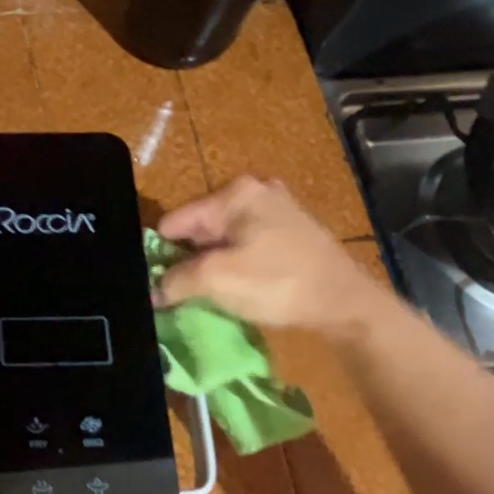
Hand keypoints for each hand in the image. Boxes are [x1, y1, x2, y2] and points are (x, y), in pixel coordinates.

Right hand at [154, 175, 395, 339]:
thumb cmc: (276, 283)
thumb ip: (175, 281)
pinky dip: (234, 265)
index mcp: (234, 193)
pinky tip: (237, 288)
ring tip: (208, 294)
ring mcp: (275, 210)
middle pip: (197, 228)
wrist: (343, 302)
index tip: (157, 284)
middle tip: (182, 293)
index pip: (173, 222)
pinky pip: (244, 245)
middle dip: (186, 259)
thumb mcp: (215, 280)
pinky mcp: (289, 231)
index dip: (160, 254)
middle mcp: (254, 191)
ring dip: (209, 265)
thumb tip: (151, 290)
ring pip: (221, 239)